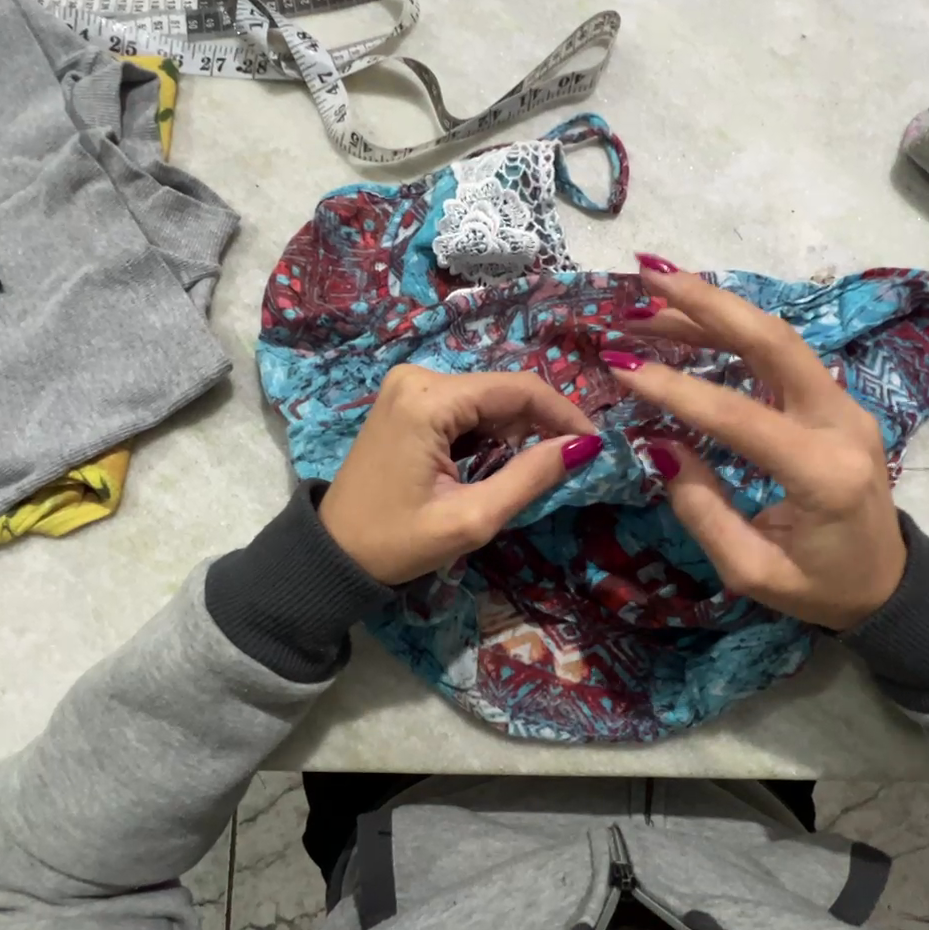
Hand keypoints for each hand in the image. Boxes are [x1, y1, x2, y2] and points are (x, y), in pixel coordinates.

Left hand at [319, 365, 600, 584]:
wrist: (333, 552)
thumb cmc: (396, 543)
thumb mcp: (470, 518)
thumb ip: (529, 477)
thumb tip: (583, 447)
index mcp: (428, 399)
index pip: (517, 390)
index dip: (563, 413)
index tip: (594, 445)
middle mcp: (417, 377)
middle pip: (502, 390)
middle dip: (537, 425)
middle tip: (560, 467)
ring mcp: (407, 386)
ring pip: (485, 398)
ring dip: (512, 431)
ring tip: (519, 473)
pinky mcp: (404, 401)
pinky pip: (463, 406)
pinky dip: (486, 432)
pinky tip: (488, 464)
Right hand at [605, 255, 906, 629]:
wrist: (890, 584)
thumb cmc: (820, 587)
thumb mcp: (752, 570)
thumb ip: (703, 510)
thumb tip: (659, 445)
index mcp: (822, 472)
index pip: (739, 416)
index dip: (675, 388)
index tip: (618, 368)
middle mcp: (842, 423)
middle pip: (774, 342)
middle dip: (706, 304)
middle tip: (646, 276)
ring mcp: (844, 405)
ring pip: (777, 337)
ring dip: (714, 309)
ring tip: (653, 292)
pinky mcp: (833, 402)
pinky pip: (780, 353)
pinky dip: (732, 329)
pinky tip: (692, 318)